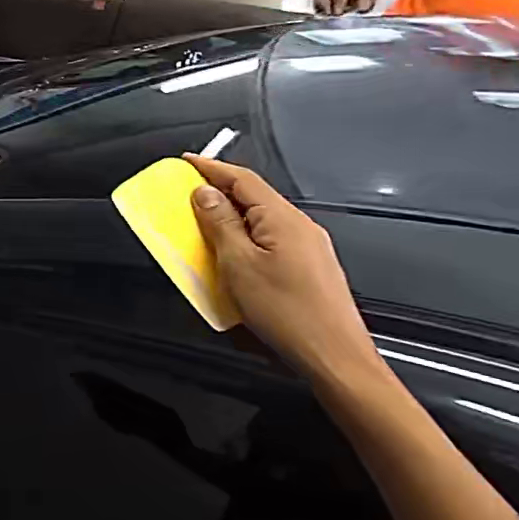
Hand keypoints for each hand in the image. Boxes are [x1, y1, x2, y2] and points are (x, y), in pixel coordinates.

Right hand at [183, 154, 379, 384]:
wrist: (334, 358)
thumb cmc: (287, 312)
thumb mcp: (238, 263)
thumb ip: (219, 222)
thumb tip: (205, 193)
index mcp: (284, 220)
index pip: (243, 179)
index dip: (211, 167)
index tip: (186, 161)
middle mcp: (300, 227)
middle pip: (253, 197)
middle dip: (217, 191)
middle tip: (185, 193)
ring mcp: (308, 247)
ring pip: (260, 219)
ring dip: (228, 216)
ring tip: (199, 223)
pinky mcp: (308, 266)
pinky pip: (268, 238)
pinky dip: (242, 235)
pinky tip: (227, 251)